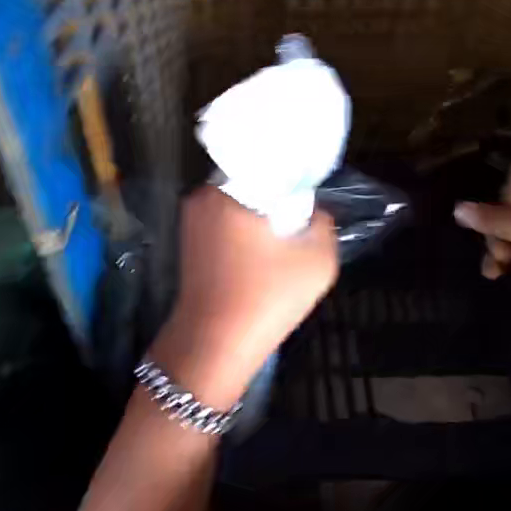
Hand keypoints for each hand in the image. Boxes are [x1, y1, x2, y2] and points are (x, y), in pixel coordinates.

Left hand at [152, 186, 337, 404]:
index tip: (308, 200)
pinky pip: (221, 226)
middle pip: (251, 186)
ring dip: (256, 220)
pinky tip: (255, 261)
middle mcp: (203, 197)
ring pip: (235, 207)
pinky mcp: (186, 244)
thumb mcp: (318, 260)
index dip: (293, 180)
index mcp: (230, 191)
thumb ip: (324, 224)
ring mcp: (190, 221)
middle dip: (273, 202)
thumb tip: (314, 213)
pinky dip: (240, 236)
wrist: (214, 343)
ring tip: (276, 248)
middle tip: (295, 227)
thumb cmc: (267, 297)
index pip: (269, 167)